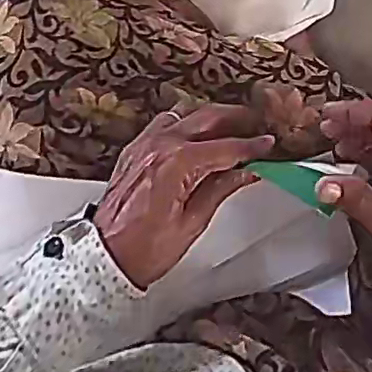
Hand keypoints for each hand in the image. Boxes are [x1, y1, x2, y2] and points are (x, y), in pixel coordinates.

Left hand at [95, 104, 274, 288]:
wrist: (103, 258)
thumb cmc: (143, 249)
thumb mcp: (193, 222)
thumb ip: (221, 188)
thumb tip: (245, 170)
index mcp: (176, 163)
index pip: (227, 146)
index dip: (252, 145)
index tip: (268, 144)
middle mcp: (159, 146)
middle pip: (209, 117)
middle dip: (238, 119)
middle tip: (258, 125)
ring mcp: (145, 144)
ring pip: (187, 114)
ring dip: (213, 117)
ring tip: (233, 127)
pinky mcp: (136, 150)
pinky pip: (166, 123)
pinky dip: (186, 123)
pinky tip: (198, 135)